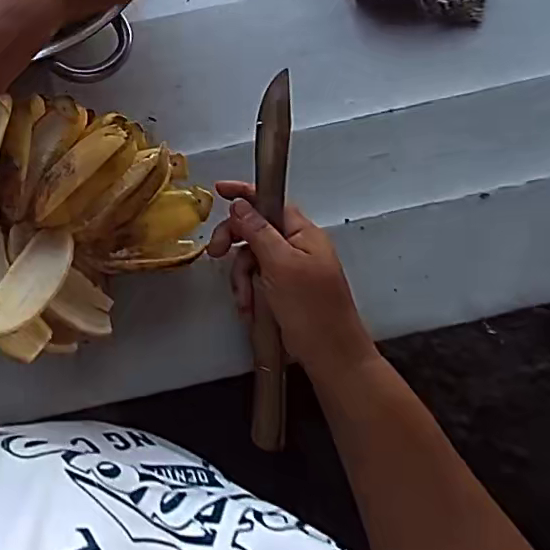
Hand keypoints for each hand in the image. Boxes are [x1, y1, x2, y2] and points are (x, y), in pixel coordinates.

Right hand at [207, 181, 377, 376]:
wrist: (333, 359)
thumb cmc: (313, 311)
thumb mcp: (280, 266)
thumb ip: (258, 232)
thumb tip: (240, 205)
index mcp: (303, 233)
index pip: (270, 201)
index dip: (244, 194)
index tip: (220, 190)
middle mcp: (297, 246)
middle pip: (255, 230)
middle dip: (235, 242)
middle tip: (216, 253)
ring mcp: (291, 268)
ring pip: (252, 257)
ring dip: (242, 276)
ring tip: (244, 300)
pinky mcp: (285, 290)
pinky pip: (258, 279)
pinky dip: (249, 291)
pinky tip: (250, 308)